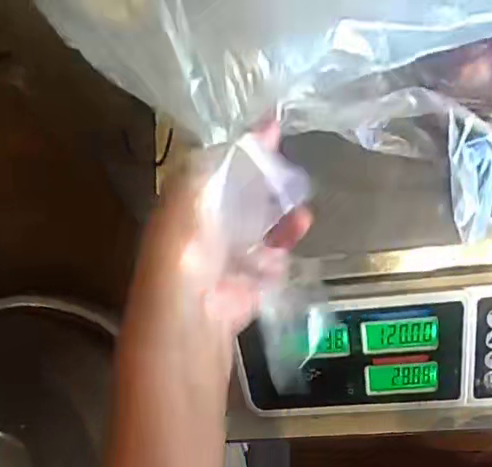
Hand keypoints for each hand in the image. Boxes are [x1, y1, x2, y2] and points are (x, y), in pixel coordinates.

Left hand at [124, 124, 313, 364]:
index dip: (245, 151)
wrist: (193, 313)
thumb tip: (260, 128)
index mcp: (187, 203)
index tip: (275, 128)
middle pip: (243, 202)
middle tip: (292, 175)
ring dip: (281, 226)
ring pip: (260, 236)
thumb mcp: (200, 191)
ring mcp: (225, 264)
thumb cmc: (189, 247)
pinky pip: (267, 270)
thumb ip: (229, 160)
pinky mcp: (244, 291)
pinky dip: (278, 261)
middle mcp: (204, 232)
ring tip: (304, 218)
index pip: (220, 169)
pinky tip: (287, 255)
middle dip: (268, 190)